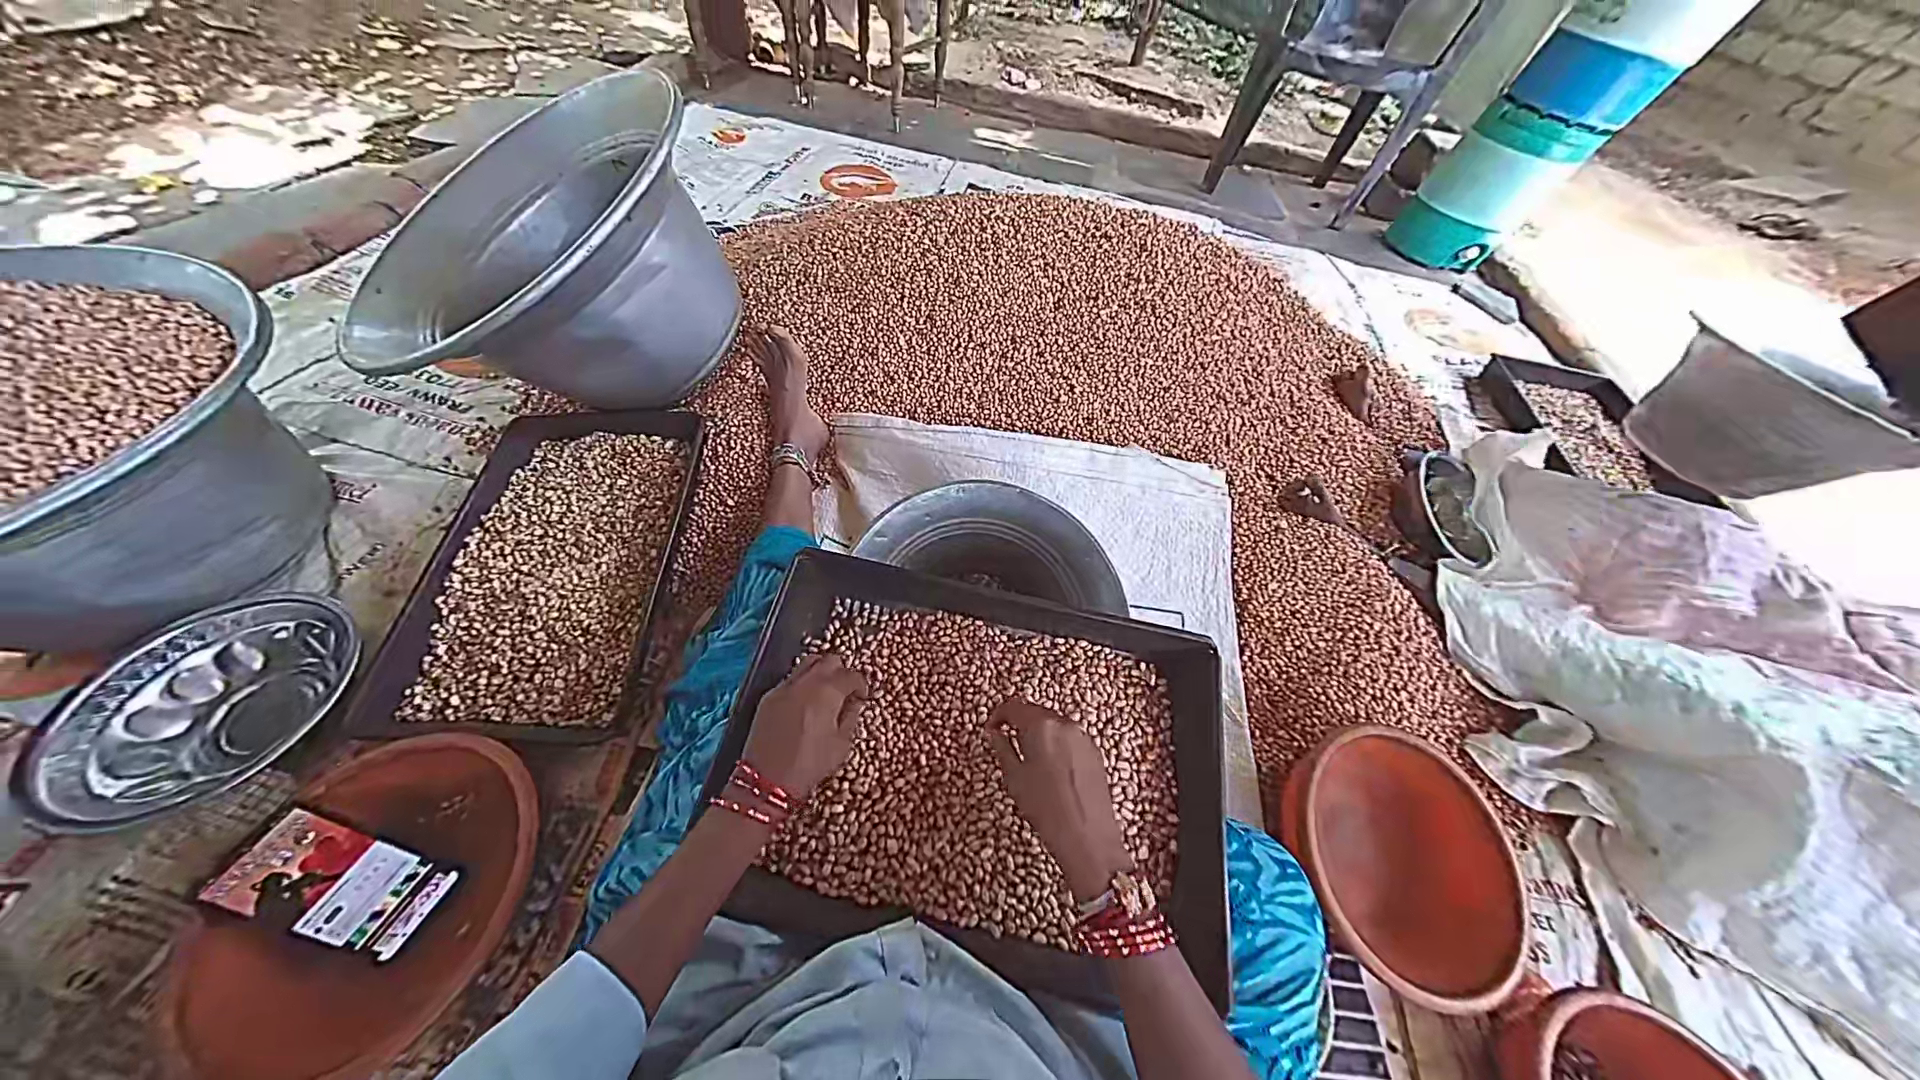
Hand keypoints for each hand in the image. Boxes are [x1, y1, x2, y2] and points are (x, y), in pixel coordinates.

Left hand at [742, 654, 869, 801]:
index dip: (861, 684)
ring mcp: (784, 687)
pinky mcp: (768, 696)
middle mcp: (805, 683)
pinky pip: (791, 678)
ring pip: (808, 663)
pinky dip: (803, 683)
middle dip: (842, 672)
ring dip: (821, 672)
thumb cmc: (809, 765)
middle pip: (830, 660)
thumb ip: (851, 716)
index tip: (862, 695)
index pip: (851, 675)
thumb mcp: (842, 745)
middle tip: (846, 690)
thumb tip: (854, 703)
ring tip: (825, 692)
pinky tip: (805, 703)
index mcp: (828, 692)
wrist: (766, 781)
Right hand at [986, 699, 1133, 902]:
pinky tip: (1050, 771)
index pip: (1014, 706)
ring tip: (1028, 762)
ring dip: (1038, 735)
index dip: (998, 715)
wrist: (1087, 838)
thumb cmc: (1048, 810)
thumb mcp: (1014, 777)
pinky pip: (1069, 739)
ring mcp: (1083, 738)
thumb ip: (1003, 748)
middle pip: (1036, 712)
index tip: (992, 728)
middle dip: (1019, 724)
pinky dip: (1056, 745)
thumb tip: (995, 734)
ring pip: (1054, 725)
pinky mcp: (1094, 752)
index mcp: (1042, 725)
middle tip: (1006, 743)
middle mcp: (1065, 724)